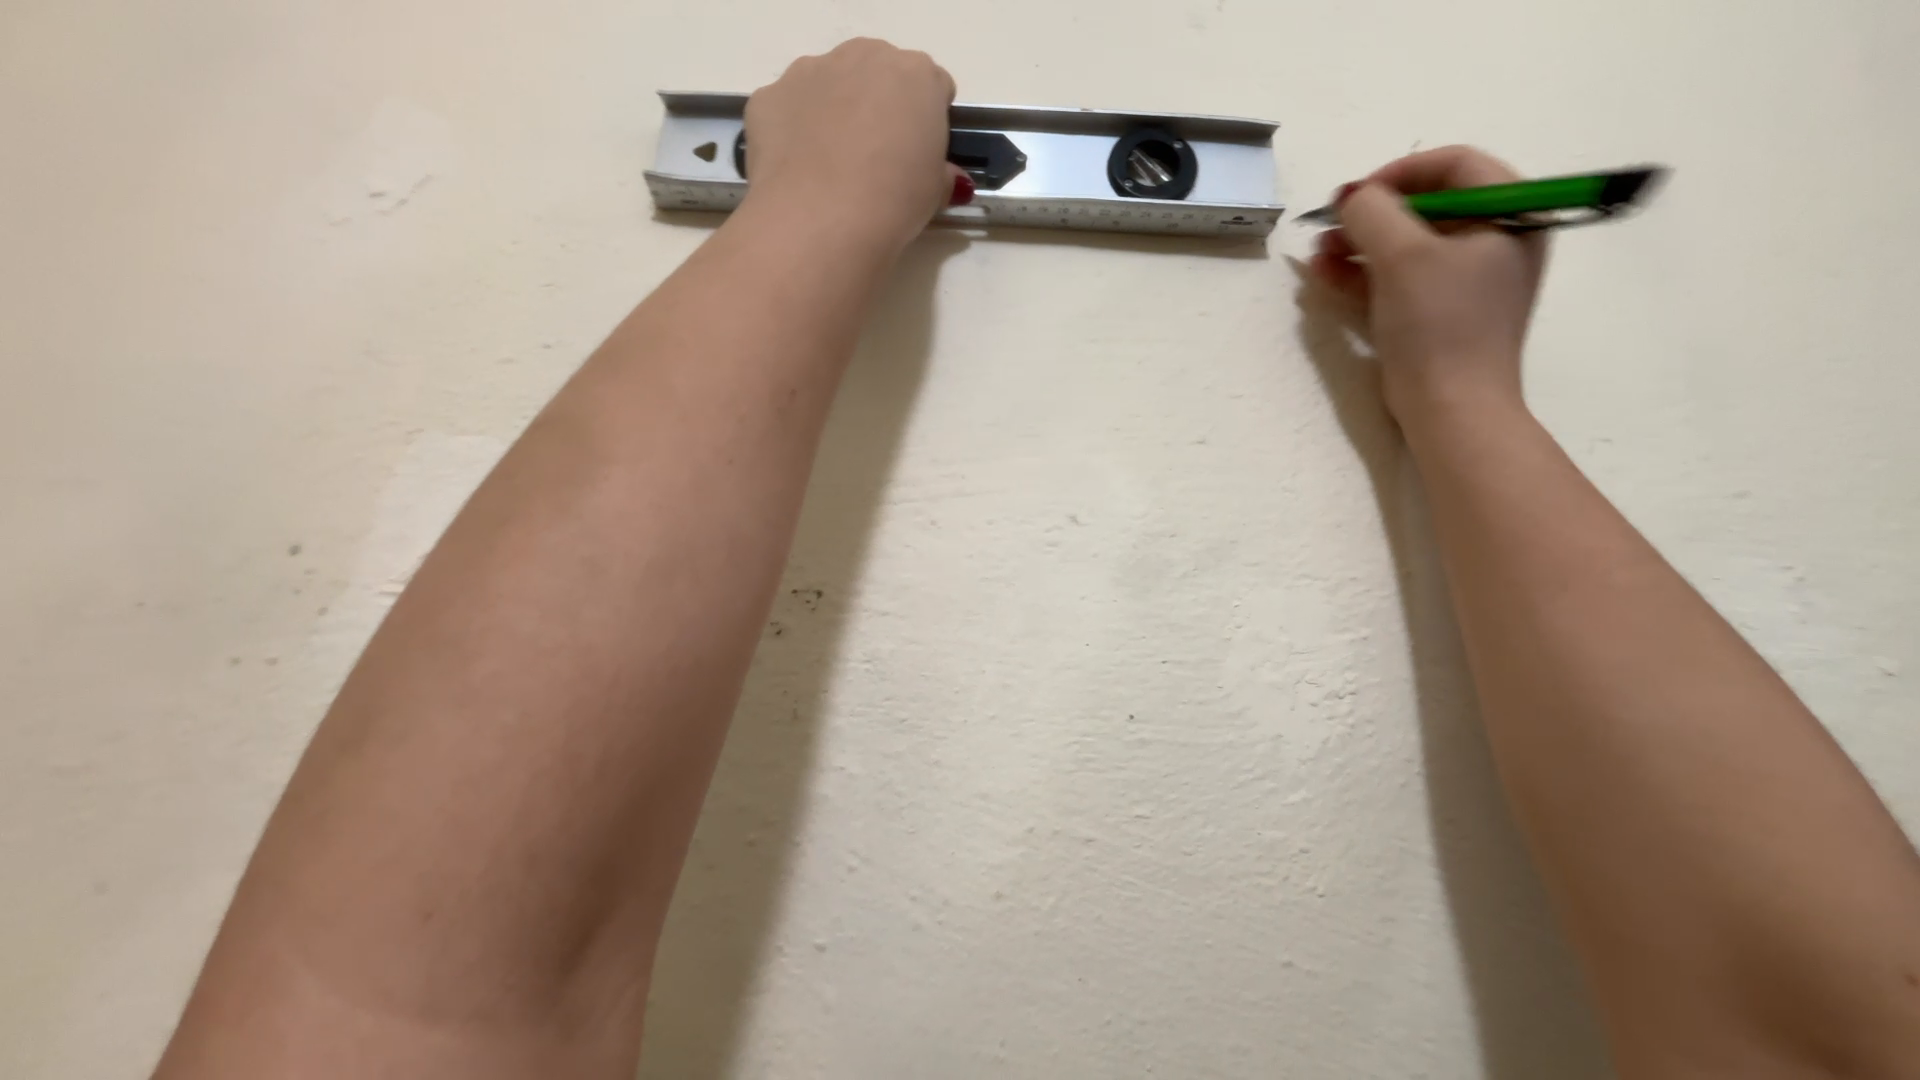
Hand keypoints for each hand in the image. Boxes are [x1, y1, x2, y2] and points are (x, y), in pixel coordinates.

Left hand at [741, 39, 965, 254]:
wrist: (822, 219)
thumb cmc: (894, 201)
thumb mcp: (935, 194)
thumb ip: (943, 175)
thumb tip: (948, 180)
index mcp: (916, 75)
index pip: (933, 88)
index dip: (927, 123)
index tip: (919, 156)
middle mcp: (863, 57)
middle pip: (878, 75)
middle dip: (879, 108)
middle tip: (876, 162)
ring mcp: (811, 71)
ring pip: (829, 85)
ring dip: (834, 114)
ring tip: (833, 170)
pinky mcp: (770, 96)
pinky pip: (788, 109)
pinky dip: (794, 133)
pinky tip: (799, 173)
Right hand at [1311, 146, 1548, 427]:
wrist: (1450, 406)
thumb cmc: (1439, 324)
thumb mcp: (1403, 257)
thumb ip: (1372, 212)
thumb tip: (1350, 197)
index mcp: (1510, 216)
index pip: (1455, 166)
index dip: (1399, 173)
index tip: (1355, 197)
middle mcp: (1494, 241)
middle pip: (1425, 206)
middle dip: (1370, 215)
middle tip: (1329, 226)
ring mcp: (1464, 281)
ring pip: (1405, 245)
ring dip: (1357, 245)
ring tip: (1318, 254)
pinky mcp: (1437, 313)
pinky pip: (1398, 279)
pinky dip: (1363, 274)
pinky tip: (1325, 275)